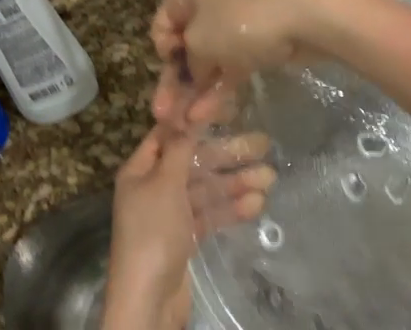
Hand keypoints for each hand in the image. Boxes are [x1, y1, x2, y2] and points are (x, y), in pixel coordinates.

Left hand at [105, 127, 275, 329]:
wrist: (147, 301)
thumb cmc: (152, 233)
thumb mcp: (165, 184)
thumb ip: (180, 149)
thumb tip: (187, 114)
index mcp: (140, 169)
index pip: (169, 134)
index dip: (197, 121)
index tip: (229, 110)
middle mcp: (154, 187)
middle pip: (193, 161)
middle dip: (227, 155)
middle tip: (263, 144)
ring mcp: (170, 214)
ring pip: (206, 189)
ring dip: (236, 182)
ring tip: (270, 177)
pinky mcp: (185, 238)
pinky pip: (209, 215)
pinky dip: (230, 209)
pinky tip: (257, 204)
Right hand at [150, 0, 335, 129]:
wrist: (305, 14)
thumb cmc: (241, 20)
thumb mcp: (200, 43)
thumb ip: (188, 64)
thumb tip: (195, 74)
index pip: (162, 23)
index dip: (161, 52)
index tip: (167, 75)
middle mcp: (208, 1)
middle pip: (185, 44)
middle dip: (175, 81)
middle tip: (165, 116)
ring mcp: (236, 20)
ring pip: (209, 59)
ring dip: (196, 91)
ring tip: (184, 126)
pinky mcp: (258, 40)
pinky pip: (231, 64)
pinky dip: (219, 87)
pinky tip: (206, 116)